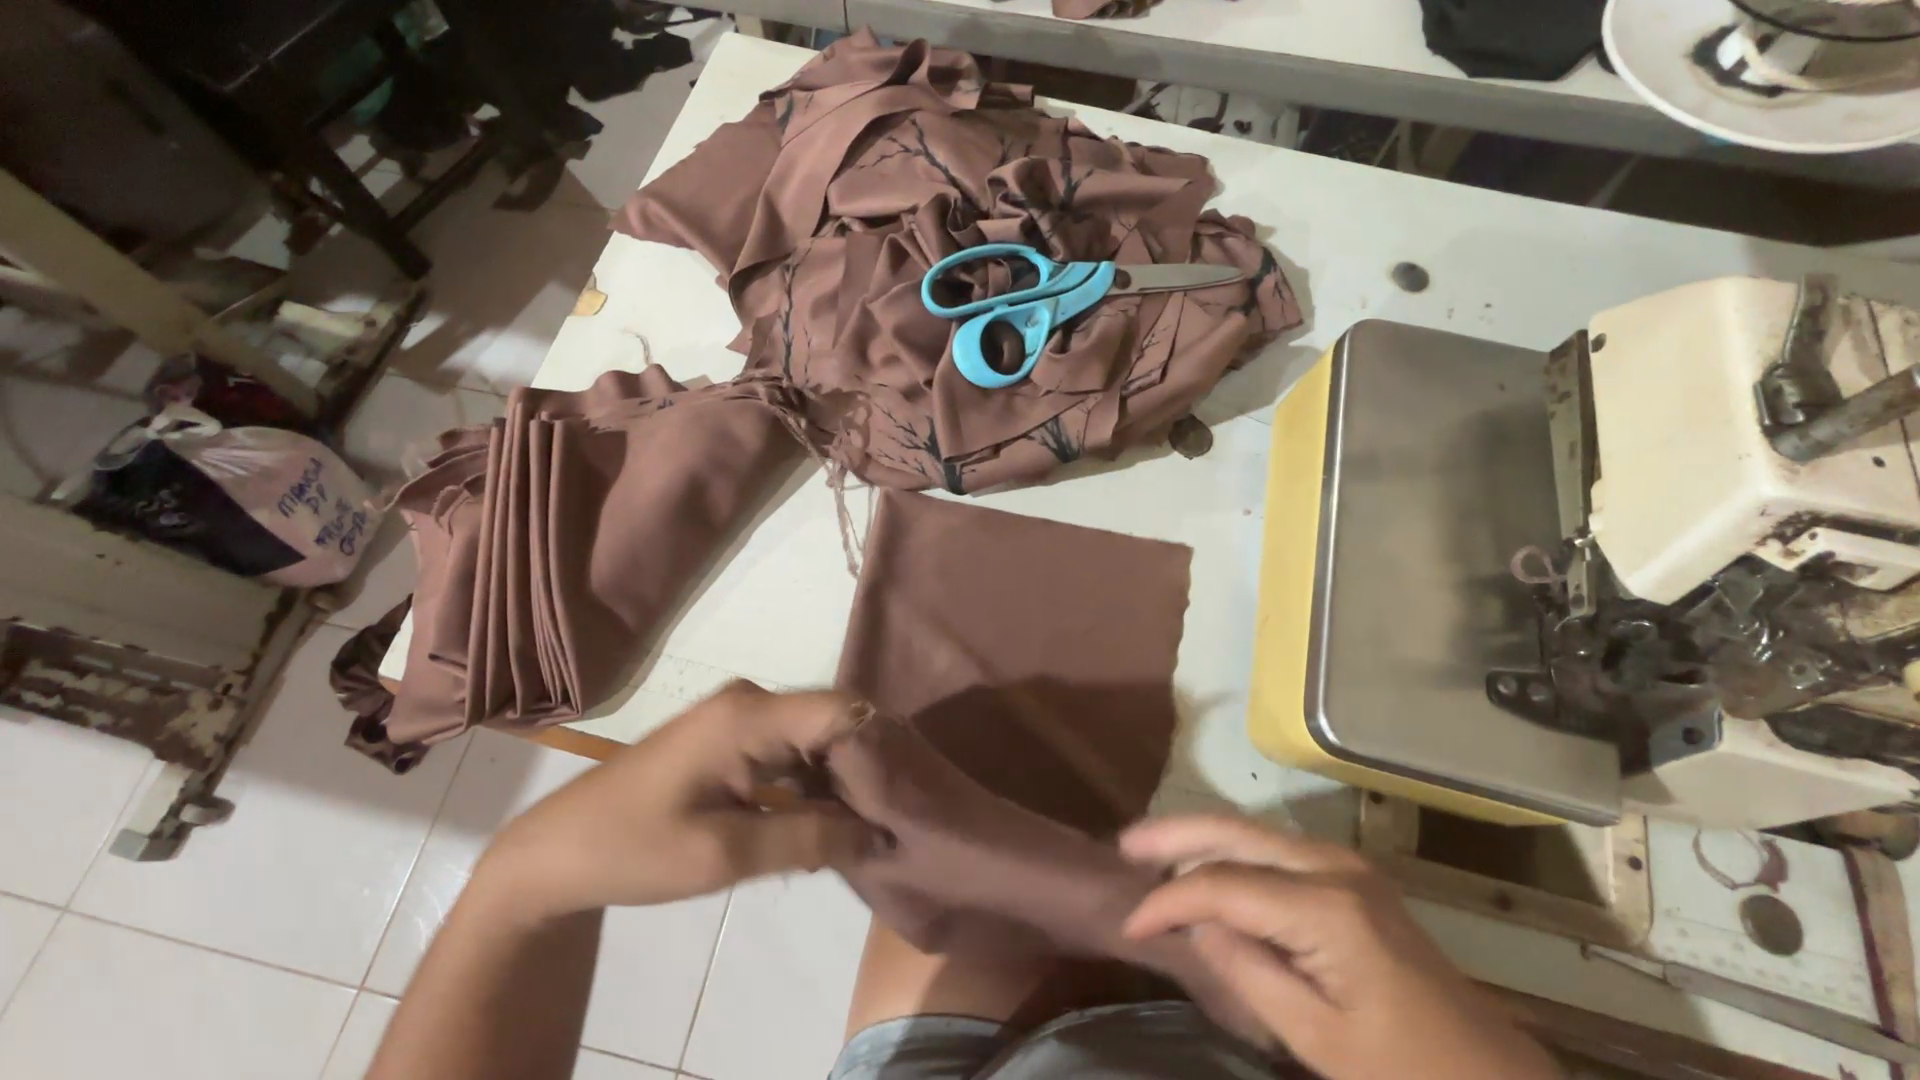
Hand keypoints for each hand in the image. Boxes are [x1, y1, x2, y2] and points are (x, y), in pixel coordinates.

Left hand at [472, 684, 879, 920]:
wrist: (557, 852)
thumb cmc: (634, 849)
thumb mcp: (725, 854)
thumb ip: (808, 839)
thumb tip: (878, 834)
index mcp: (749, 715)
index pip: (845, 712)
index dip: (881, 753)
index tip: (904, 803)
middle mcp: (752, 701)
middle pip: (836, 722)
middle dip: (869, 769)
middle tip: (898, 821)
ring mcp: (740, 716)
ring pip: (818, 738)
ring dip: (844, 779)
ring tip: (875, 825)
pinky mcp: (732, 737)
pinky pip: (793, 750)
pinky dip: (816, 782)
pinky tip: (832, 820)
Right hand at [1120, 815, 1559, 1079]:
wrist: (1494, 1079)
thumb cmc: (1404, 1070)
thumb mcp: (1316, 1038)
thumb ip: (1248, 972)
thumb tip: (1197, 925)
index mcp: (1325, 908)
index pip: (1222, 886)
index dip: (1169, 900)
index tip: (1130, 925)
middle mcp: (1335, 867)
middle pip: (1236, 833)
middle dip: (1176, 834)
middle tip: (1124, 845)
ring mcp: (1350, 868)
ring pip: (1256, 833)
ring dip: (1202, 838)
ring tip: (1152, 850)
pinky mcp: (1355, 880)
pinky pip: (1279, 851)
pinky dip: (1234, 853)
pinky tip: (1209, 868)